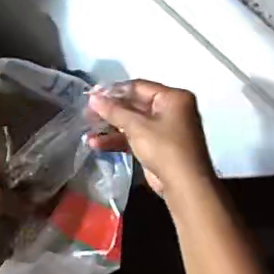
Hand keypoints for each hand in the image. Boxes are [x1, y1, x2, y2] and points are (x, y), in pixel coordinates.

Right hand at [87, 80, 215, 197]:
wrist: (185, 186)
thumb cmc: (164, 148)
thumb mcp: (137, 126)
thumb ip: (113, 111)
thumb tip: (93, 97)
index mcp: (173, 98)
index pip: (138, 87)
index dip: (113, 91)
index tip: (92, 94)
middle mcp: (170, 110)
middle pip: (134, 105)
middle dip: (110, 111)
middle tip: (87, 112)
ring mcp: (164, 129)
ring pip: (132, 123)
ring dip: (110, 127)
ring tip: (88, 130)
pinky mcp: (157, 146)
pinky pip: (134, 137)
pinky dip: (118, 140)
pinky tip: (96, 144)